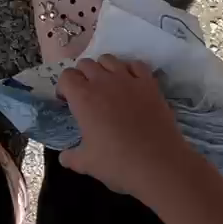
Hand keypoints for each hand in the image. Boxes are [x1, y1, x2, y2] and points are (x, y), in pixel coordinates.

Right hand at [56, 55, 203, 200]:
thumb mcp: (87, 164)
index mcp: (84, 98)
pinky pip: (136, 64)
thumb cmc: (118, 163)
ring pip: (109, 59)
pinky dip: (129, 70)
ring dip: (103, 68)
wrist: (158, 164)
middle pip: (86, 63)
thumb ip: (71, 157)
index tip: (67, 101)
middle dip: (82, 75)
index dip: (64, 87)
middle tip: (86, 94)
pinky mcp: (149, 83)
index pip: (67, 76)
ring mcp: (128, 79)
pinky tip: (130, 83)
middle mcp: (103, 81)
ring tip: (107, 85)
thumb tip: (64, 156)